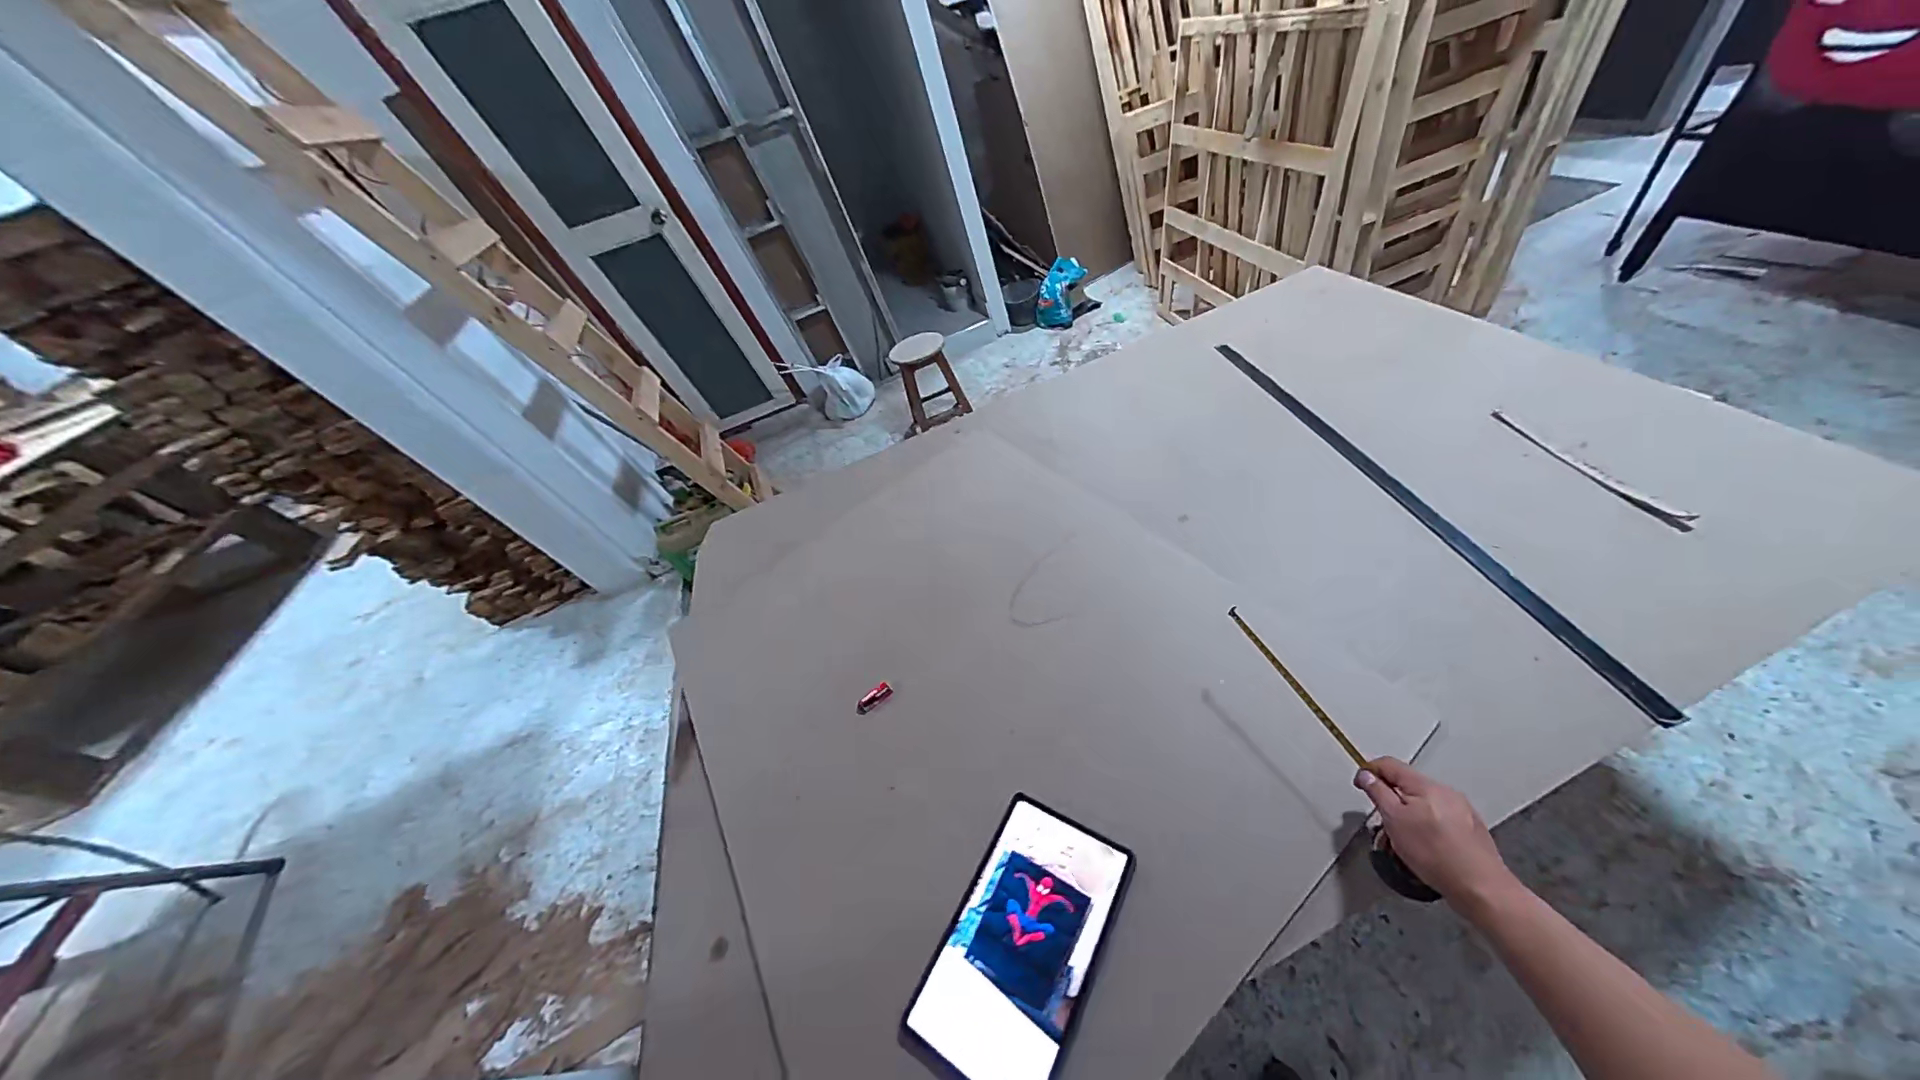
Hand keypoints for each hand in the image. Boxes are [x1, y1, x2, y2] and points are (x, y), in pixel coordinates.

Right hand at [1354, 757, 1518, 913]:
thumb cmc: (1437, 856)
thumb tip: (1367, 776)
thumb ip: (1378, 793)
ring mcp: (1462, 809)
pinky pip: (1441, 816)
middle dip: (1391, 797)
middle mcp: (1447, 792)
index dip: (1369, 771)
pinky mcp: (1472, 827)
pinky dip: (1428, 824)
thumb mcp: (1394, 821)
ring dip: (1410, 812)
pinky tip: (1428, 845)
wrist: (1481, 888)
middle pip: (1408, 783)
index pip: (1389, 764)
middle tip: (1384, 819)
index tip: (1361, 785)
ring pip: (1424, 801)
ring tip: (1406, 838)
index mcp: (1426, 786)